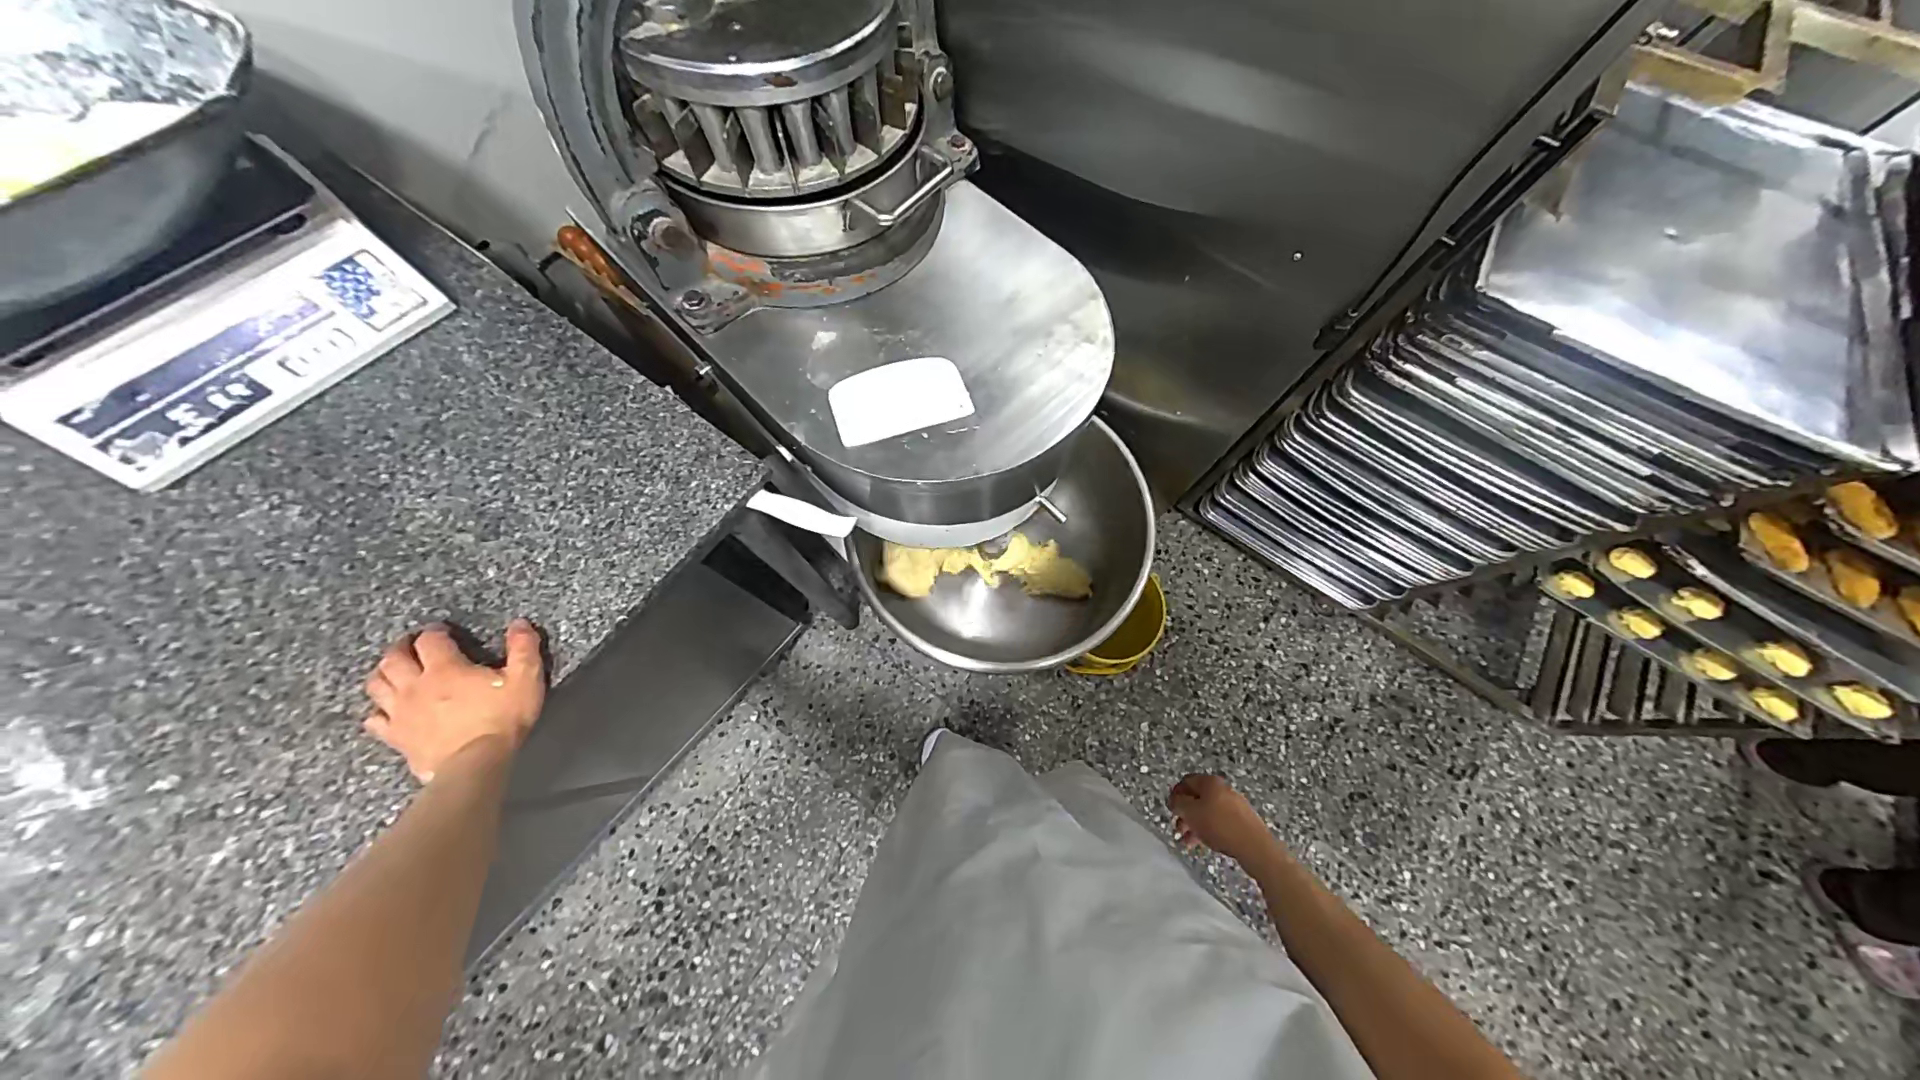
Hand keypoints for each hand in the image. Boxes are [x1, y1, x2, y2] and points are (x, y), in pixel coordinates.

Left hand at [362, 620, 545, 782]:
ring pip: (377, 685)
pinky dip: (378, 711)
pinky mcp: (395, 736)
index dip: (435, 631)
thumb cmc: (502, 718)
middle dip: (401, 647)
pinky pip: (374, 720)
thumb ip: (523, 648)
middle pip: (393, 659)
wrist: (475, 763)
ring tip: (393, 670)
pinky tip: (387, 710)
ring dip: (383, 673)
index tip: (442, 630)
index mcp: (444, 668)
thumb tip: (519, 623)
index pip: (430, 640)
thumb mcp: (526, 679)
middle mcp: (414, 686)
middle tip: (410, 644)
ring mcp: (400, 713)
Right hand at [1168, 774, 1273, 862]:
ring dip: (1195, 824)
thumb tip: (1175, 801)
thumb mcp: (1190, 812)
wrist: (1254, 846)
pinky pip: (1220, 821)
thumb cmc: (1218, 825)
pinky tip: (1203, 842)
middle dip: (1185, 813)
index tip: (1170, 809)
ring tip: (1187, 841)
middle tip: (1178, 827)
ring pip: (1208, 811)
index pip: (1186, 781)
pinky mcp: (1243, 820)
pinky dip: (1209, 829)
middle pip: (1198, 798)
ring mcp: (1235, 804)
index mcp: (1210, 782)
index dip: (1175, 794)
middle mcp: (1223, 789)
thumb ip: (1178, 804)